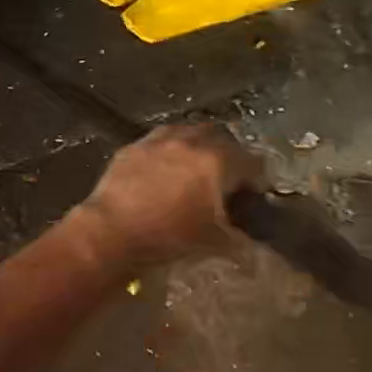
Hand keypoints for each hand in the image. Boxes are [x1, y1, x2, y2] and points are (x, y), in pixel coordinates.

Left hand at [76, 123, 259, 266]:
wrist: (114, 228)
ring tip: (196, 168)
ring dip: (195, 144)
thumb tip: (243, 226)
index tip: (252, 195)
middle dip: (228, 154)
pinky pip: (155, 140)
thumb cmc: (172, 235)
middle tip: (227, 177)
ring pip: (183, 131)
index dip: (257, 179)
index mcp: (215, 161)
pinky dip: (167, 148)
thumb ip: (241, 227)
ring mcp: (152, 142)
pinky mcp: (128, 148)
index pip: (252, 160)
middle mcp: (184, 142)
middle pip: (217, 136)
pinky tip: (166, 167)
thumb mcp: (221, 239)